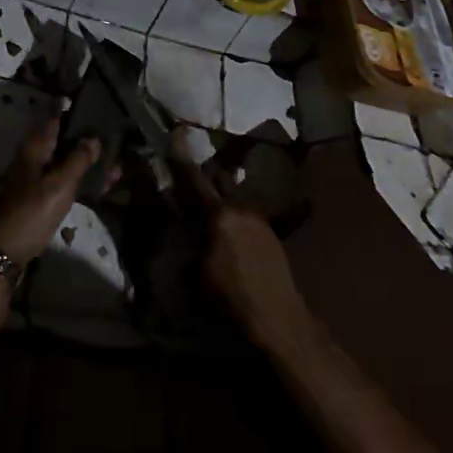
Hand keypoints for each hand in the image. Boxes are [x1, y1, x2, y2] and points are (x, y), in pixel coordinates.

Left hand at [0, 118, 108, 263]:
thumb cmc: (32, 212)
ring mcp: (37, 177)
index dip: (76, 113)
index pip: (56, 119)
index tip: (100, 109)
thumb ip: (77, 160)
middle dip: (87, 140)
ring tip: (117, 162)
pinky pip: (65, 180)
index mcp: (35, 148)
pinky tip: (105, 184)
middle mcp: (35, 157)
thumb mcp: (59, 184)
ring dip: (89, 162)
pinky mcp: (42, 195)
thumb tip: (93, 138)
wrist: (7, 248)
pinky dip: (83, 180)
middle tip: (116, 137)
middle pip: (63, 141)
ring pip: (66, 162)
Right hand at [171, 128, 309, 351]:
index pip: (194, 179)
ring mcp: (260, 219)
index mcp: (219, 214)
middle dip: (204, 173)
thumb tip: (187, 230)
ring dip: (222, 195)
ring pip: (235, 197)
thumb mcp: (198, 270)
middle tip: (191, 170)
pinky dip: (236, 216)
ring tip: (210, 203)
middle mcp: (241, 208)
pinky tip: (231, 229)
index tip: (175, 134)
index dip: (180, 157)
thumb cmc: (231, 295)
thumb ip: (191, 242)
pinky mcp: (272, 234)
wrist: (278, 318)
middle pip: (220, 179)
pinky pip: (249, 216)